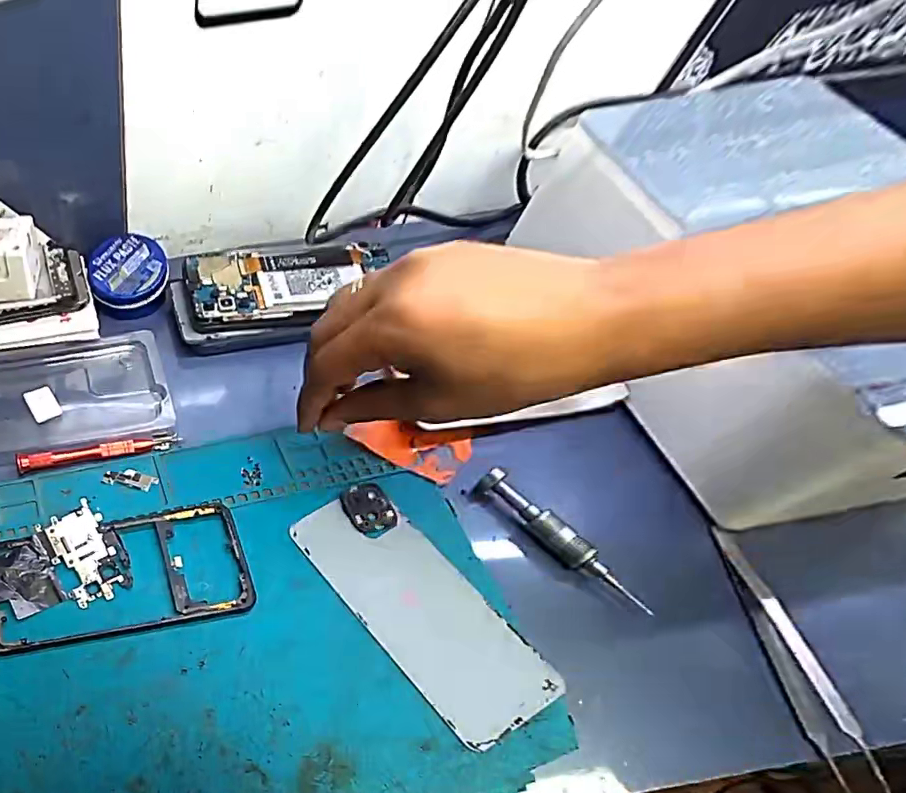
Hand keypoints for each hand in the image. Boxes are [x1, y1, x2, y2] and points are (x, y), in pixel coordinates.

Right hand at [298, 241, 619, 431]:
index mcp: (391, 322)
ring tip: (356, 376)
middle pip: (326, 328)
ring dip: (340, 342)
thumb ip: (374, 406)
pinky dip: (368, 320)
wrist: (594, 316)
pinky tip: (389, 344)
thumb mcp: (438, 401)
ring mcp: (416, 263)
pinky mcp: (438, 257)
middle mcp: (394, 283)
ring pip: (349, 303)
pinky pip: (380, 288)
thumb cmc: (522, 367)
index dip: (312, 399)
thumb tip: (338, 415)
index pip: (325, 363)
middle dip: (318, 369)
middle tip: (327, 402)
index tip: (311, 422)